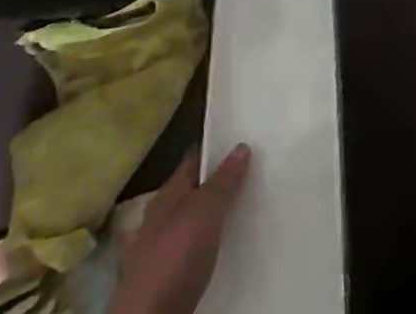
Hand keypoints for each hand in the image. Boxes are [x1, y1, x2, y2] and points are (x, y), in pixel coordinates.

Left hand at [109, 145, 251, 313]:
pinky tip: (226, 245)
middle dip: (220, 181)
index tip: (244, 139)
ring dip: (216, 213)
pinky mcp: (168, 276)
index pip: (194, 160)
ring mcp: (161, 248)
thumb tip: (240, 146)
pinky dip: (210, 242)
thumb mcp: (204, 212)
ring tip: (248, 207)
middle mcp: (160, 218)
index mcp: (166, 196)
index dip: (217, 148)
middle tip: (255, 172)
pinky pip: (195, 247)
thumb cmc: (175, 258)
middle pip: (194, 190)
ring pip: (194, 219)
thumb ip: (223, 181)